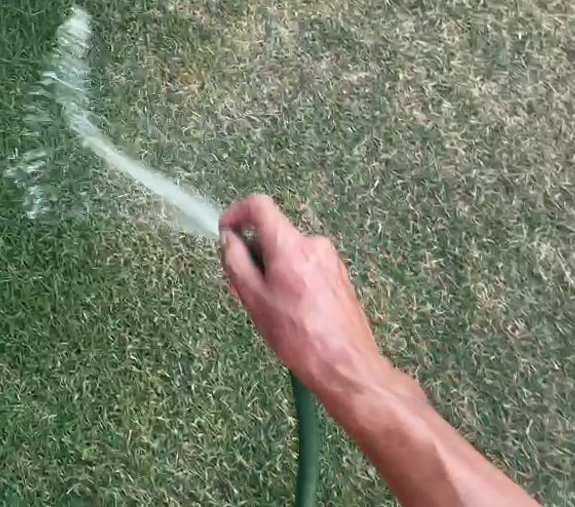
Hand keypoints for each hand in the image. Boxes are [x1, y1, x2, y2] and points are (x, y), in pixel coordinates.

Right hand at [219, 195, 393, 399]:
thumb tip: (229, 238)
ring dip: (272, 267)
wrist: (348, 368)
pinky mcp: (340, 277)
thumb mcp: (253, 298)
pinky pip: (306, 265)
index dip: (237, 213)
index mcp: (290, 244)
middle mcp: (313, 244)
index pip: (259, 205)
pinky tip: (293, 311)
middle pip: (273, 233)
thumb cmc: (295, 334)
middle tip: (245, 286)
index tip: (226, 234)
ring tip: (269, 305)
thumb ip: (235, 260)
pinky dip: (291, 277)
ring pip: (289, 251)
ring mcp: (331, 260)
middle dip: (254, 252)